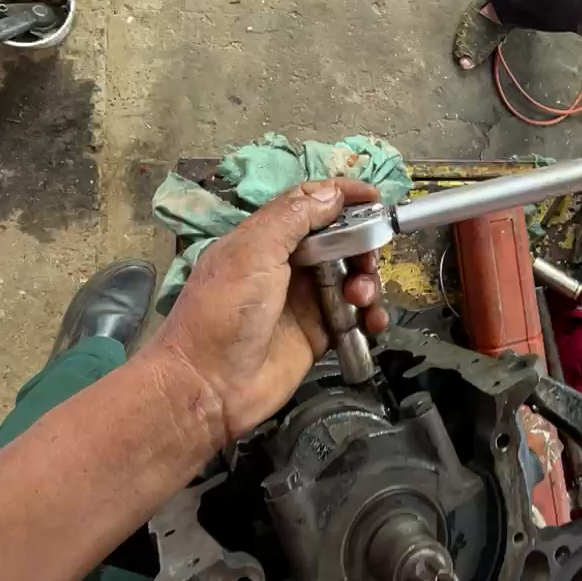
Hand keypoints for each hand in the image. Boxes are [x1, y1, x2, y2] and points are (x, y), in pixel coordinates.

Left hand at [147, 179, 388, 444]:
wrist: (207, 388)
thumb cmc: (224, 312)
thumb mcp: (254, 252)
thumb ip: (294, 217)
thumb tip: (333, 193)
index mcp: (268, 237)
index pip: (310, 203)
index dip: (341, 194)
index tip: (373, 196)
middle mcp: (289, 264)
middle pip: (340, 239)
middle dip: (362, 243)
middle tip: (368, 258)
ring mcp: (306, 300)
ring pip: (352, 275)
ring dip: (367, 280)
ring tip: (361, 297)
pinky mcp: (320, 334)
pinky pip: (356, 316)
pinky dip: (371, 315)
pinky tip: (373, 322)